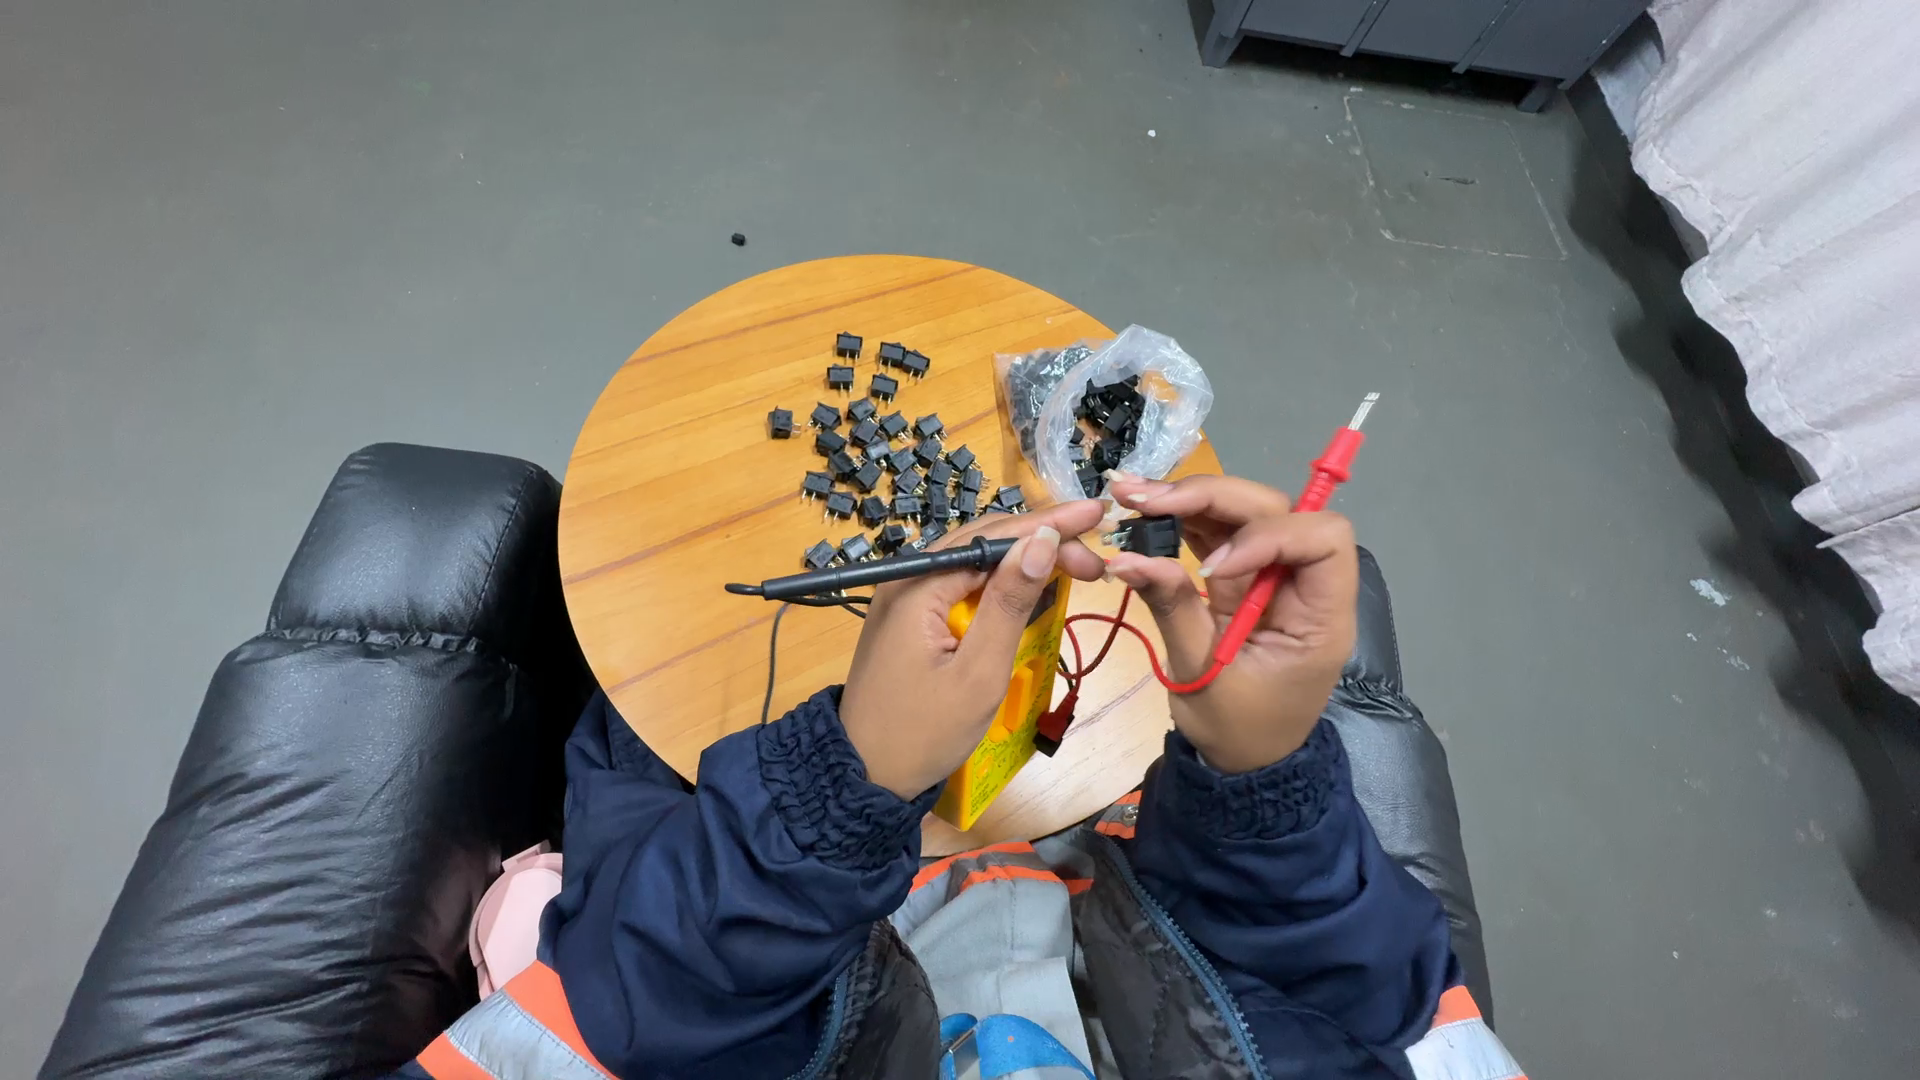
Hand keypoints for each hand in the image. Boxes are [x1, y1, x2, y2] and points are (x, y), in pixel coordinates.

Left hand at [840, 501, 1107, 797]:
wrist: (864, 775)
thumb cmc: (925, 732)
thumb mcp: (979, 671)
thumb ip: (1010, 602)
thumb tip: (1042, 540)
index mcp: (918, 584)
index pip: (993, 538)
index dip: (1048, 527)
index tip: (1096, 517)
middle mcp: (907, 578)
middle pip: (982, 541)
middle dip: (1039, 540)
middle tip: (1092, 556)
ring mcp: (904, 597)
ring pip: (972, 560)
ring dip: (1021, 559)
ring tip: (1072, 561)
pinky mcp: (909, 617)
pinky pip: (959, 584)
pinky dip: (997, 583)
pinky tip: (1028, 584)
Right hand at [1103, 475, 1357, 773]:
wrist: (1240, 758)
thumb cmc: (1235, 730)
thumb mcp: (1201, 676)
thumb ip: (1173, 609)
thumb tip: (1125, 558)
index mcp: (1319, 615)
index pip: (1322, 540)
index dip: (1267, 536)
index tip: (1210, 570)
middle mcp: (1301, 582)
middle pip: (1272, 509)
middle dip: (1209, 497)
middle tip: (1142, 500)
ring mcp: (1269, 573)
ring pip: (1241, 510)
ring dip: (1187, 497)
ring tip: (1128, 495)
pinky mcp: (1240, 574)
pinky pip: (1217, 531)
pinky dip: (1180, 517)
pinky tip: (1140, 508)